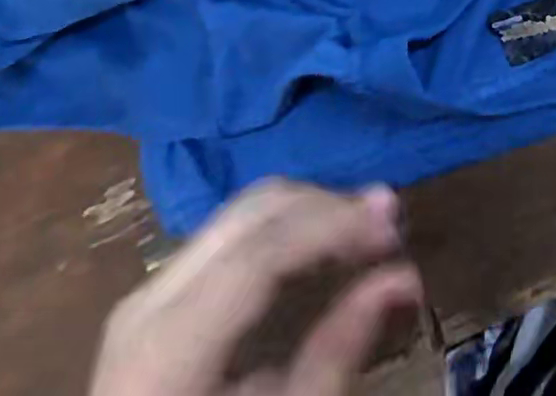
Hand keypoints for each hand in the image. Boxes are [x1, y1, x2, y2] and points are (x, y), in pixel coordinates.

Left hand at [91, 180, 422, 395]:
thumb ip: (338, 350)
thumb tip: (404, 278)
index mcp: (167, 348)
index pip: (260, 254)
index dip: (334, 227)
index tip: (394, 227)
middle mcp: (150, 297)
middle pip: (255, 211)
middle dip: (330, 206)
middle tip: (390, 223)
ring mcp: (152, 286)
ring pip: (247, 208)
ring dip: (314, 208)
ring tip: (367, 229)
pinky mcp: (163, 286)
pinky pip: (236, 227)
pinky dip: (290, 223)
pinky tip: (325, 240)